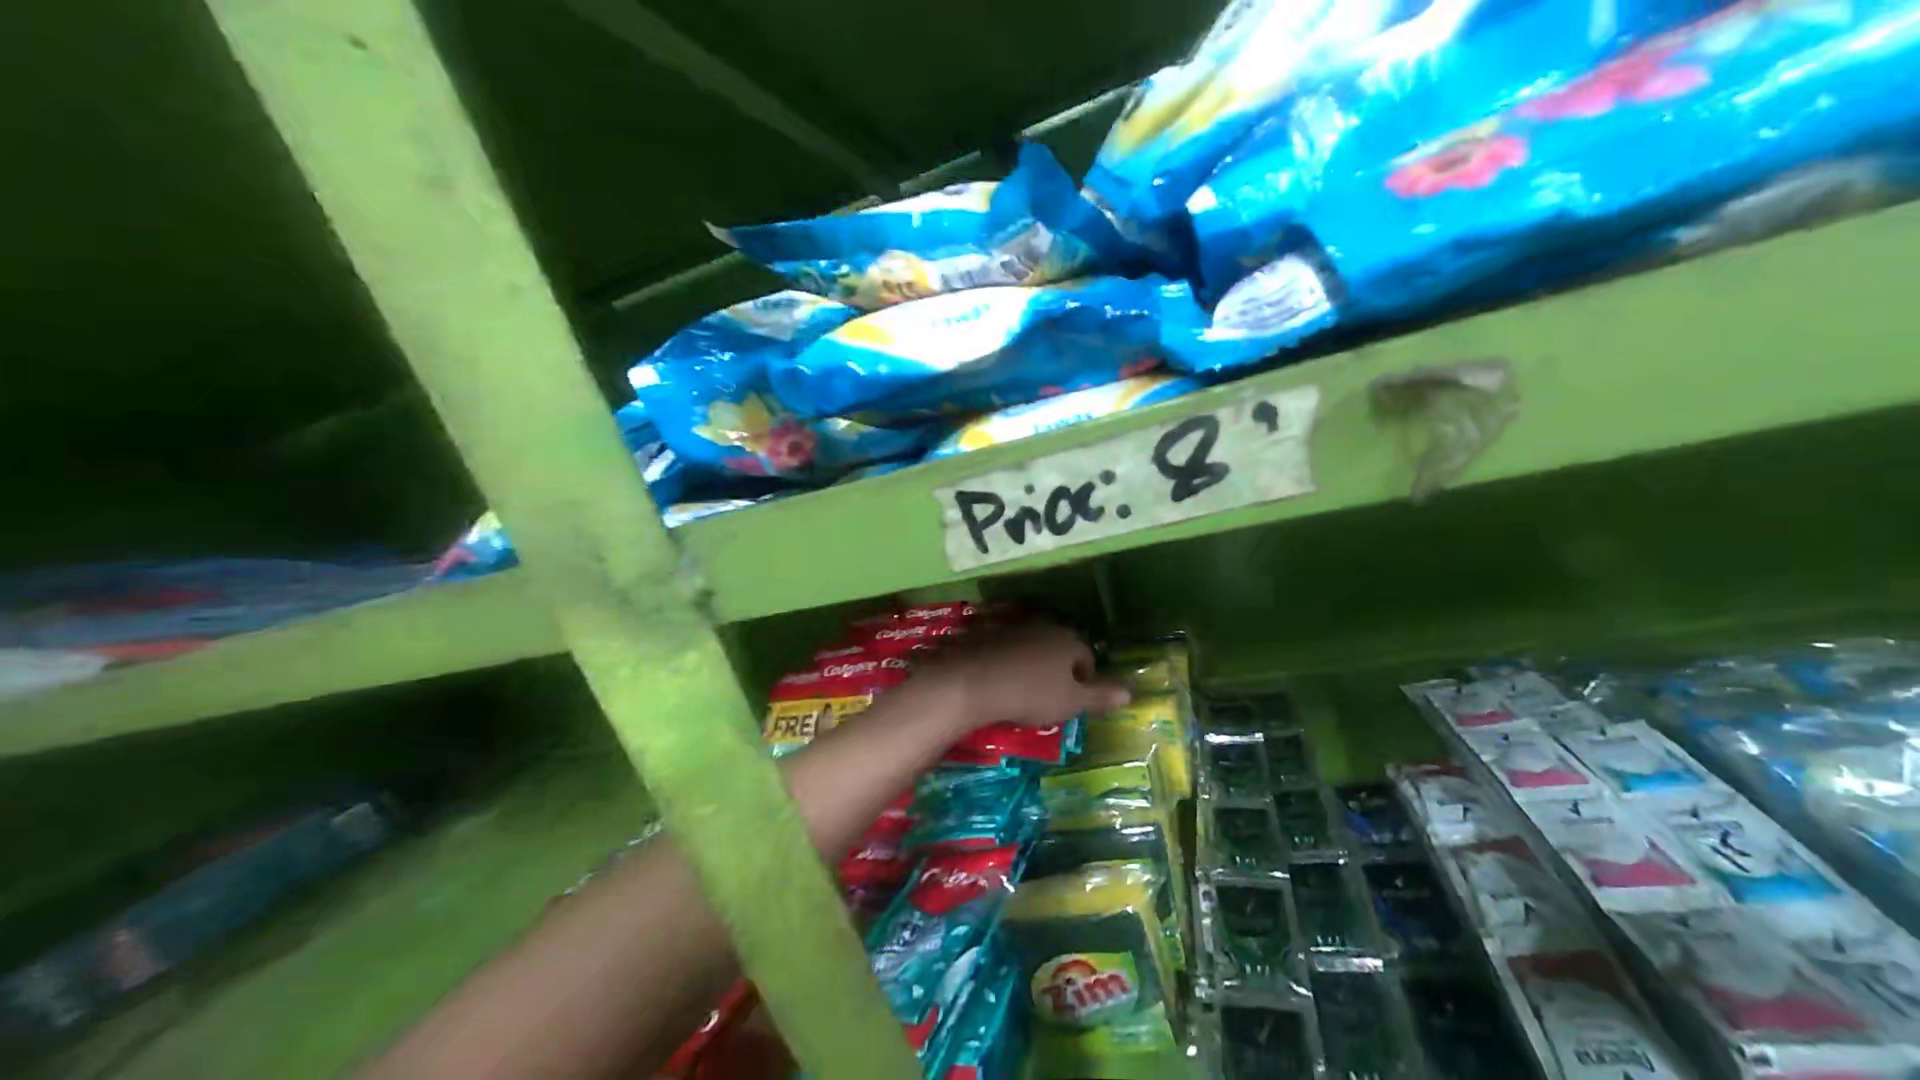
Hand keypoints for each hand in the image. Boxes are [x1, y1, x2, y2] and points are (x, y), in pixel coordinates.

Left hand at [912, 622, 1129, 732]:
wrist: (972, 681)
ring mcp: (1012, 628)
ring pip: (1031, 647)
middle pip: (1059, 648)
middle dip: (1058, 669)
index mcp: (1068, 640)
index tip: (1073, 701)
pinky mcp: (985, 634)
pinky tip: (999, 682)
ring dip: (1032, 665)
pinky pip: (1004, 650)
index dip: (1084, 680)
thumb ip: (1100, 696)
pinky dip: (1006, 663)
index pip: (1086, 656)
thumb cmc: (1030, 694)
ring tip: (1023, 691)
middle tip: (1050, 696)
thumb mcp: (1070, 702)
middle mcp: (1043, 627)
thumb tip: (1130, 692)